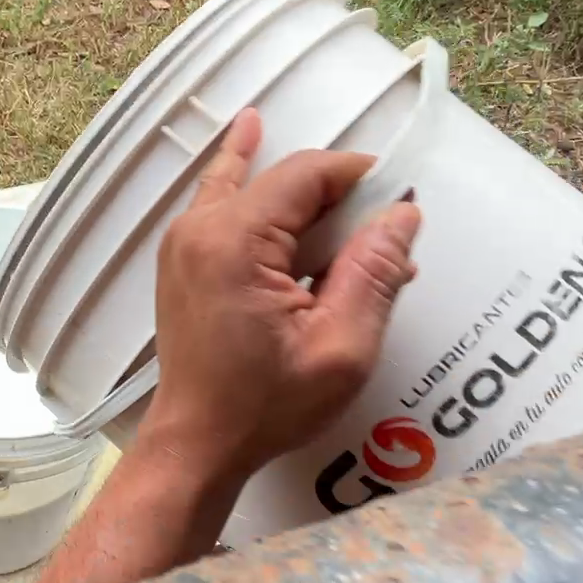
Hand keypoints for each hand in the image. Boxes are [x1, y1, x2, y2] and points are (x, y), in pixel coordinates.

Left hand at [8, 107, 419, 582]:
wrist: (196, 440)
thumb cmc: (264, 405)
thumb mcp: (340, 348)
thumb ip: (372, 273)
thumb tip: (402, 212)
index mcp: (234, 242)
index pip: (305, 175)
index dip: (357, 176)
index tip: (396, 198)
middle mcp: (198, 229)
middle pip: (276, 179)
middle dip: (332, 196)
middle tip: (376, 233)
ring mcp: (181, 243)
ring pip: (244, 186)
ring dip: (293, 189)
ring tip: (337, 187)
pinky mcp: (180, 261)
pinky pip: (219, 206)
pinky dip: (249, 187)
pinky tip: (251, 142)